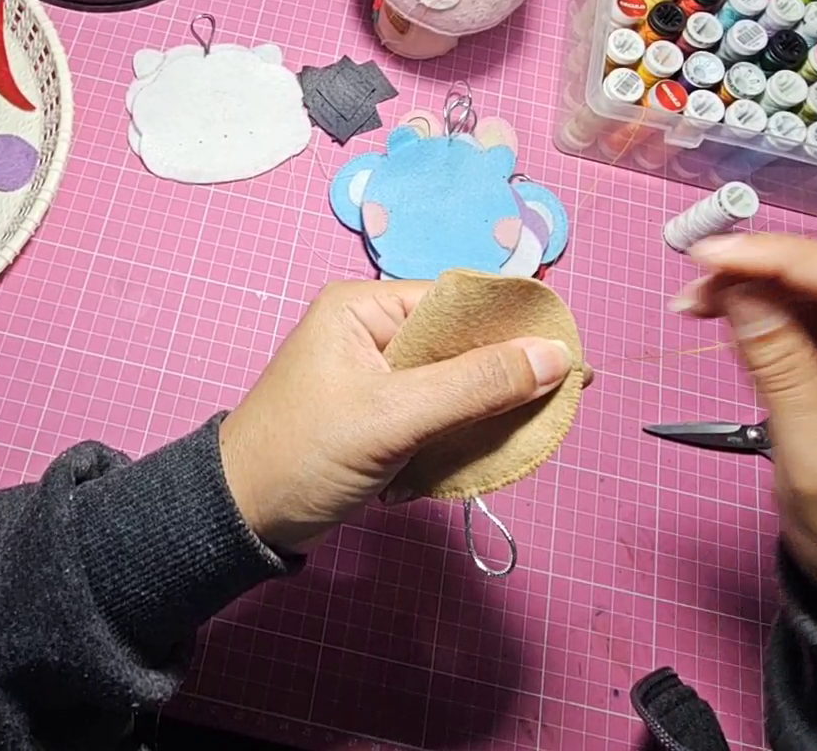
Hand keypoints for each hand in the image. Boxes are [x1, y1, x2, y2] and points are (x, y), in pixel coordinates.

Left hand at [219, 281, 571, 553]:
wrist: (245, 516)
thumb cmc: (306, 452)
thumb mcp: (393, 416)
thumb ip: (474, 385)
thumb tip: (554, 354)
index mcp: (364, 307)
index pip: (455, 301)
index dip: (512, 324)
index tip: (570, 352)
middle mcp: (372, 330)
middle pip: (459, 341)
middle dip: (507, 371)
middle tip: (566, 396)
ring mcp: (376, 374)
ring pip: (453, 379)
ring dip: (488, 407)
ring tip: (537, 428)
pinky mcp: (380, 412)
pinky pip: (438, 410)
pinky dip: (464, 429)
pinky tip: (493, 447)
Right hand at [672, 234, 816, 663]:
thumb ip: (782, 369)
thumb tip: (738, 290)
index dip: (786, 259)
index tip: (710, 255)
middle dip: (772, 266)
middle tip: (699, 283)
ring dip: (760, 284)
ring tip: (698, 303)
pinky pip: (814, 320)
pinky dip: (764, 310)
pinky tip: (726, 318)